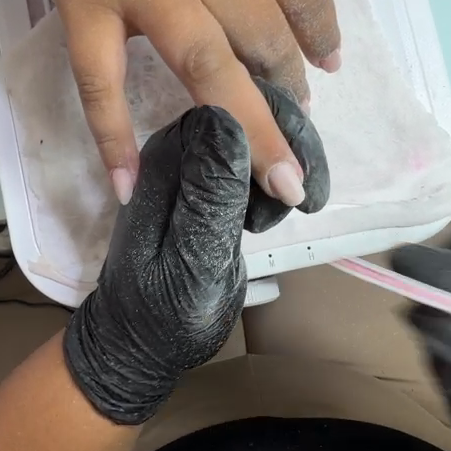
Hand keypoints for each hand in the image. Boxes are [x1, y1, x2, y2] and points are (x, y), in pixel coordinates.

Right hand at [0, 0, 338, 210]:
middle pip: (262, 34)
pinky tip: (128, 183)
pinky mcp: (81, 1)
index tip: (327, 63)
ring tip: (272, 178)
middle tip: (301, 139)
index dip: (320, 29)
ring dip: (247, 127)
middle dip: (290, 92)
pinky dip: (112, 137)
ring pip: (204, 65)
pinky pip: (100, 82)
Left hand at [64, 92, 325, 424]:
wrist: (140, 344)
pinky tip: (278, 212)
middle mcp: (176, 152)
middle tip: (310, 200)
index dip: (273, 134)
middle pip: (246, 109)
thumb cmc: (162, 314)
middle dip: (289, 146)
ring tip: (294, 210)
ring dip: (288, 162)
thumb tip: (232, 121)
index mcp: (165, 161)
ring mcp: (193, 167)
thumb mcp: (193, 261)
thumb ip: (211, 196)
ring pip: (255, 130)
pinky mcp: (208, 186)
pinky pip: (250, 159)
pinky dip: (276, 179)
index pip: (229, 105)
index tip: (297, 191)